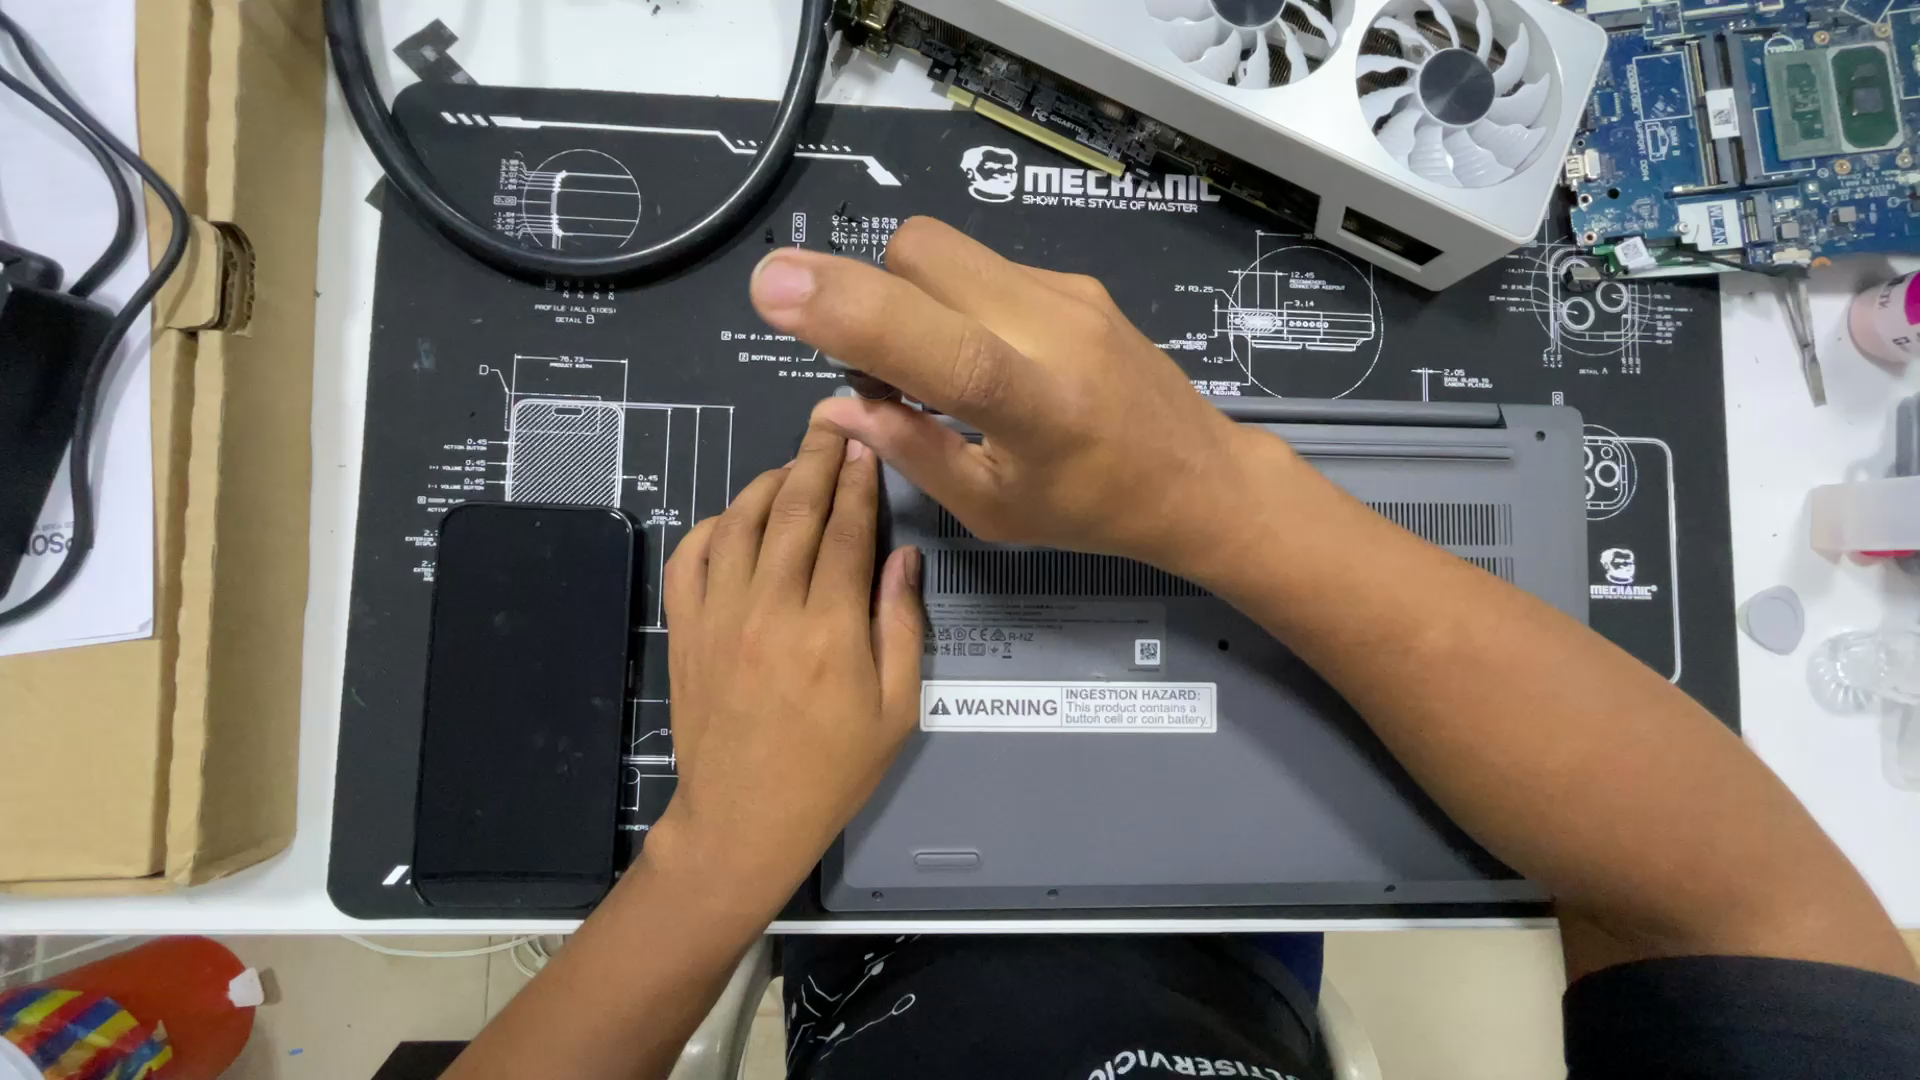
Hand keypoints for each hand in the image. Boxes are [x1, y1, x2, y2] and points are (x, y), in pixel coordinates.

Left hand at [648, 426, 923, 917]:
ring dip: (768, 483)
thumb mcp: (897, 709)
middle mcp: (770, 609)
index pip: (848, 533)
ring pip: (739, 522)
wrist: (744, 819)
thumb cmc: (833, 770)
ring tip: (792, 466)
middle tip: (832, 425)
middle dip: (816, 461)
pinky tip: (736, 518)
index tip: (867, 445)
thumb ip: (902, 626)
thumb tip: (903, 556)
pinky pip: (690, 556)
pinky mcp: (685, 628)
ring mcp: (718, 615)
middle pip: (794, 513)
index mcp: (830, 630)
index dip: (859, 482)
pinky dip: (712, 524)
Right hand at [749, 217, 1276, 572]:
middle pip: (920, 254)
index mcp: (1035, 406)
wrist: (1197, 476)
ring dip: (915, 299)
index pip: (936, 342)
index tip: (773, 287)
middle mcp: (1053, 328)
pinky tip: (989, 356)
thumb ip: (912, 453)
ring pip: (947, 252)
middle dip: (875, 298)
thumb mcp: (994, 509)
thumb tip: (835, 406)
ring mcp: (1069, 292)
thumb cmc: (1092, 510)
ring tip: (943, 369)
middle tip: (891, 369)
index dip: (851, 311)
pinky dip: (957, 302)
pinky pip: (984, 266)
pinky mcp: (1078, 280)